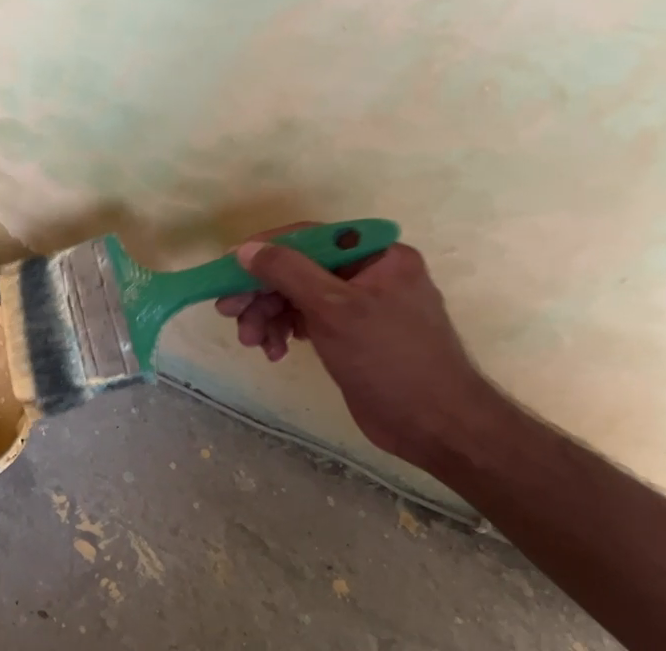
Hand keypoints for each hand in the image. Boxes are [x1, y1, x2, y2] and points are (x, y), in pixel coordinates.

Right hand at [216, 225, 493, 468]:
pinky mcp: (351, 334)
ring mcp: (360, 305)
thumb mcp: (334, 309)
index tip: (228, 269)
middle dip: (261, 293)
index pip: (307, 238)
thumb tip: (245, 249)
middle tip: (229, 312)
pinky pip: (305, 319)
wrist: (438, 428)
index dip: (263, 250)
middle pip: (297, 269)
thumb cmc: (391, 360)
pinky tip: (275, 351)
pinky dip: (285, 332)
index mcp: (377, 256)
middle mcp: (368, 273)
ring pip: (296, 296)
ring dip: (267, 316)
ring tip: (252, 342)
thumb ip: (287, 271)